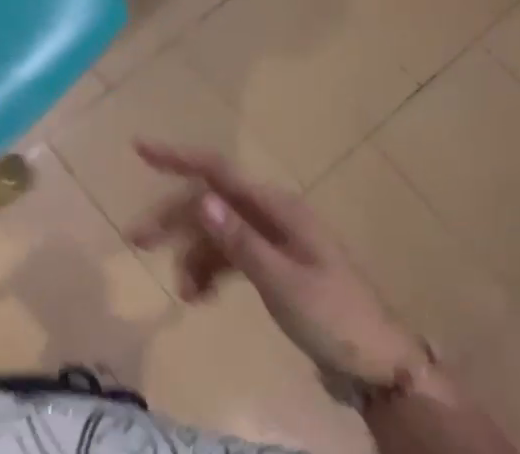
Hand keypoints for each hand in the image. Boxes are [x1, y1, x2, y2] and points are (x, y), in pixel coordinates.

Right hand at [128, 141, 427, 383]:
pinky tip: (199, 296)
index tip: (137, 147)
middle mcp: (272, 216)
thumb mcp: (283, 282)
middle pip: (208, 204)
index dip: (176, 157)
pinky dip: (208, 271)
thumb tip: (199, 198)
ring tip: (182, 290)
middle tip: (138, 241)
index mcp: (279, 209)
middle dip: (172, 220)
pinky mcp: (272, 265)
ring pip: (213, 232)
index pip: (218, 171)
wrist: (382, 370)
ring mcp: (272, 240)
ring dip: (190, 255)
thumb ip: (239, 240)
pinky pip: (226, 255)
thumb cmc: (336, 319)